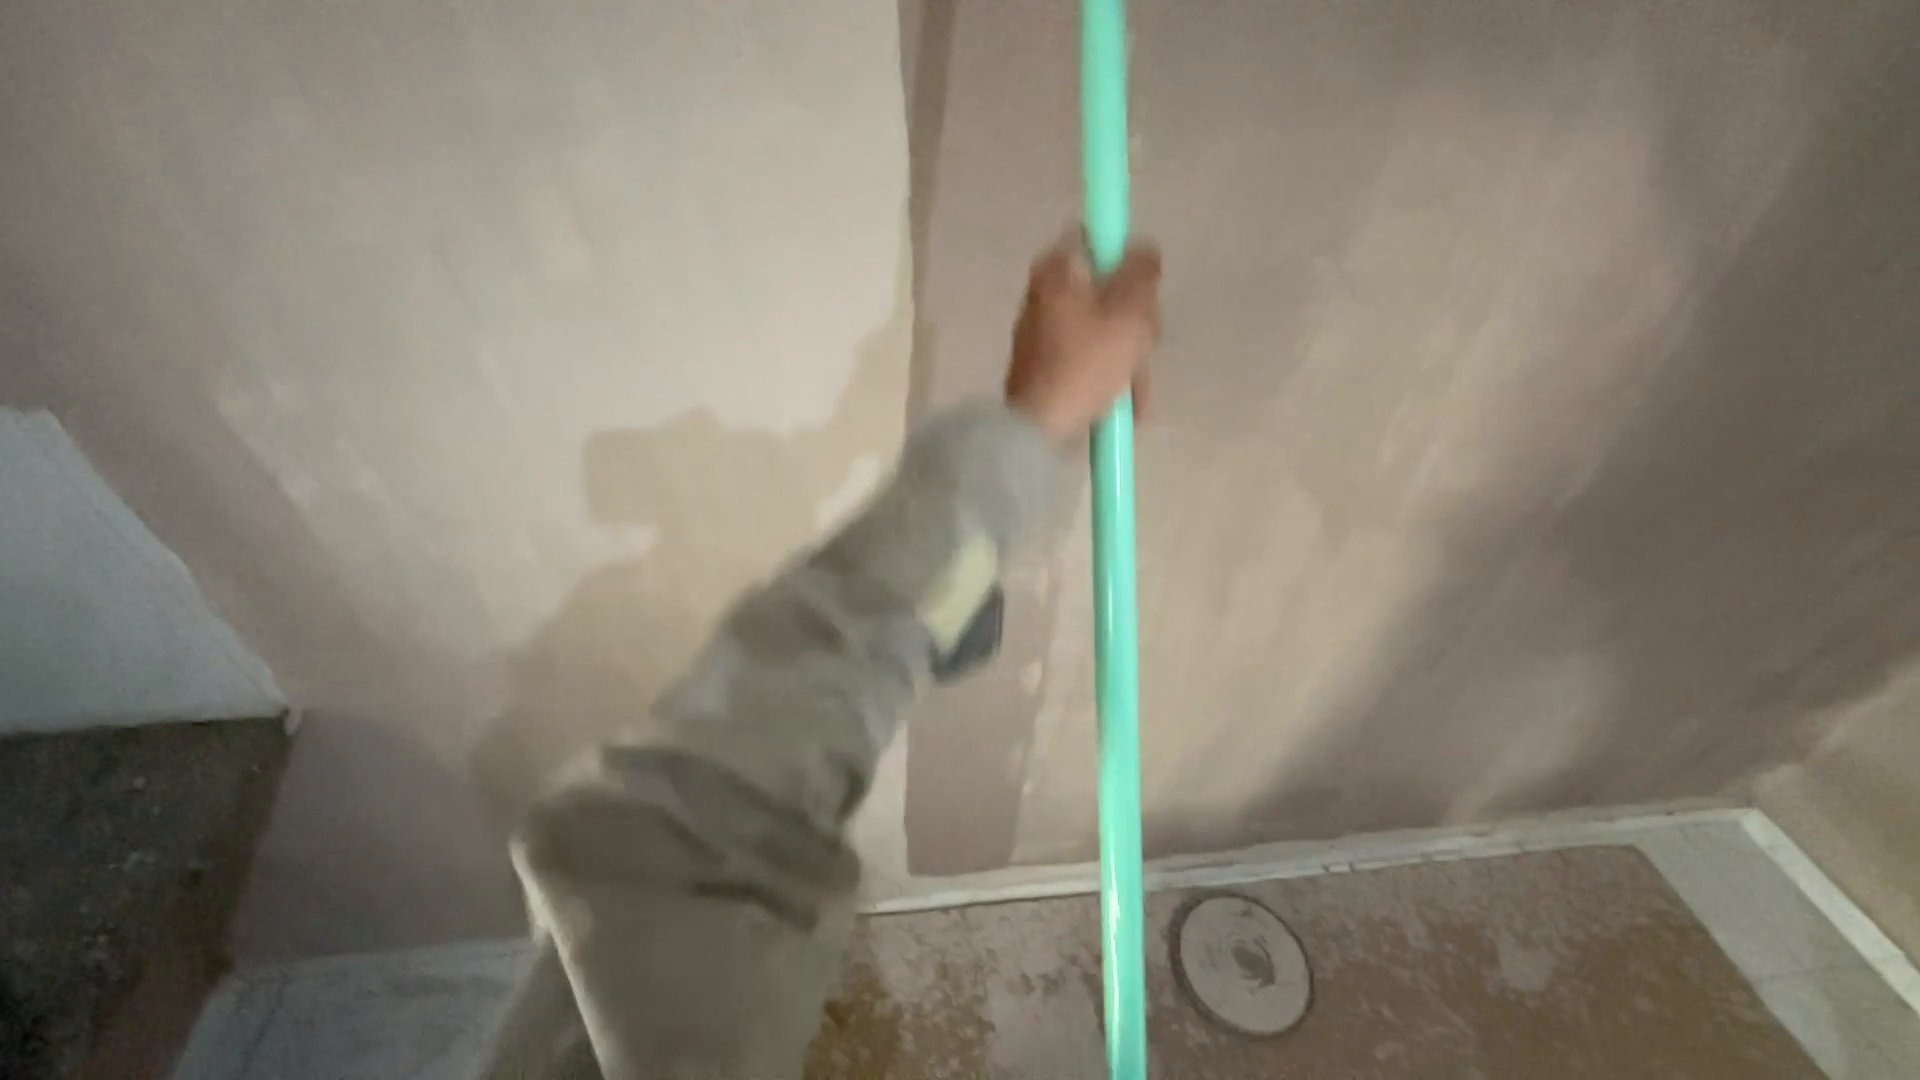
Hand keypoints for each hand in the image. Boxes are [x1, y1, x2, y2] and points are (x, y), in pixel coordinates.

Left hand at [1005, 232, 1162, 439]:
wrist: (1039, 429)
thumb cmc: (1085, 364)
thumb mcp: (1129, 312)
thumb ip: (1142, 272)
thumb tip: (1143, 250)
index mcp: (1057, 270)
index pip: (1098, 239)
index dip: (1127, 260)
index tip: (1142, 290)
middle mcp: (1044, 295)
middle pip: (1108, 290)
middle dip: (1135, 321)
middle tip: (1143, 344)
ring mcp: (1044, 334)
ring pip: (1105, 330)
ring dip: (1129, 357)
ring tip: (1134, 388)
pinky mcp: (1047, 369)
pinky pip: (1090, 360)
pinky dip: (1110, 377)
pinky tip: (1126, 405)